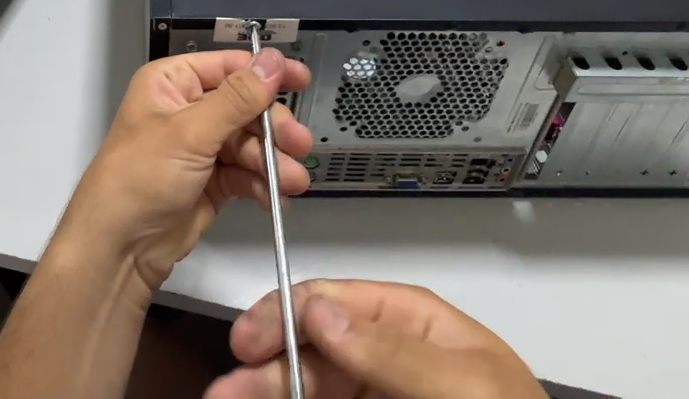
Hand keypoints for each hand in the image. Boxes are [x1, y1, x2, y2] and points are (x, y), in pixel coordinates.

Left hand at [54, 48, 312, 300]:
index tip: (301, 79)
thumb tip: (273, 60)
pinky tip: (273, 197)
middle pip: (246, 106)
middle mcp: (188, 109)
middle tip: (298, 144)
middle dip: (273, 127)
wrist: (118, 249)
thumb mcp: (190, 132)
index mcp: (172, 83)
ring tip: (291, 182)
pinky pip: (247, 173)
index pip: (228, 67)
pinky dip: (262, 183)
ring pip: (251, 142)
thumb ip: (237, 98)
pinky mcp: (211, 181)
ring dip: (273, 160)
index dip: (266, 72)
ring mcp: (200, 147)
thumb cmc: (139, 178)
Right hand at [205, 280, 547, 398]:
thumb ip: (391, 349)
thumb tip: (320, 308)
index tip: (248, 342)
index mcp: (409, 321)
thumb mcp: (463, 386)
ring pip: (309, 383)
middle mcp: (384, 355)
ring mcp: (377, 394)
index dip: (284, 313)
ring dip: (269, 387)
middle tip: (226, 388)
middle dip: (266, 361)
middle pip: (310, 346)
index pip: (332, 299)